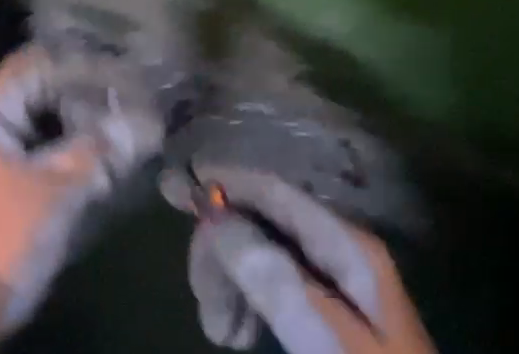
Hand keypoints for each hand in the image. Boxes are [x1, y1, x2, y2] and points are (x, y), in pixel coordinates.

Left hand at [0, 45, 161, 328]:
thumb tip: (145, 119)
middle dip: (87, 89)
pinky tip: (100, 141)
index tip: (131, 74)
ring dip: (79, 112)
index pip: (40, 62)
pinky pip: (34, 133)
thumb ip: (98, 149)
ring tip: (125, 115)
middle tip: (134, 94)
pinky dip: (65, 135)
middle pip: (38, 82)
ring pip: (39, 109)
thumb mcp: (54, 192)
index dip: (87, 66)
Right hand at [161, 165, 433, 353]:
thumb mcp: (325, 337)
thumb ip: (276, 279)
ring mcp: (333, 274)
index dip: (221, 182)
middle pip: (261, 222)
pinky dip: (247, 299)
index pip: (272, 191)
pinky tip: (238, 330)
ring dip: (229, 282)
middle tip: (202, 300)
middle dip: (221, 252)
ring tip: (221, 332)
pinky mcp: (326, 303)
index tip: (172, 185)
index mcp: (346, 244)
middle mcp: (338, 245)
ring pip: (261, 253)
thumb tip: (218, 220)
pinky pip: (272, 281)